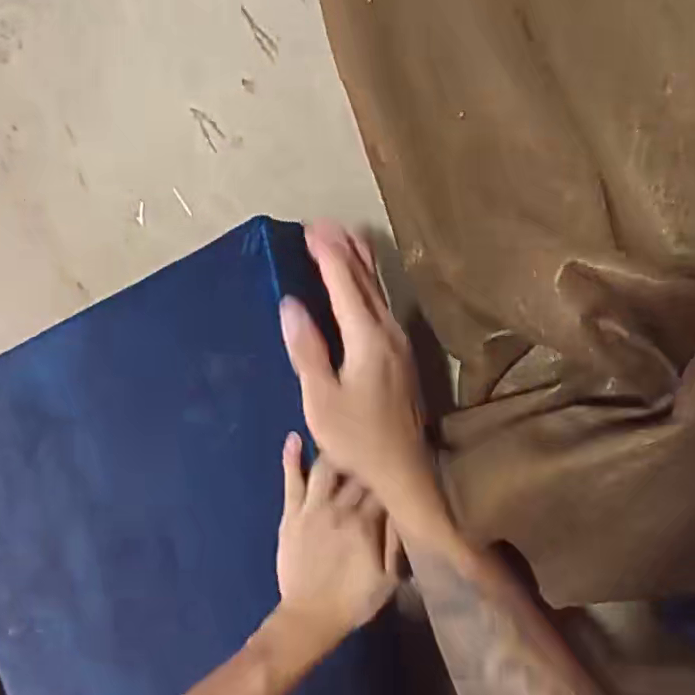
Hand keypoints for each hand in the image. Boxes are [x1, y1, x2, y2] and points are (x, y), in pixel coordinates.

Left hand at [273, 434, 399, 649]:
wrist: (309, 617)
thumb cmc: (353, 602)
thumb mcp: (389, 578)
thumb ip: (396, 543)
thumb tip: (403, 513)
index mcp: (367, 524)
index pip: (385, 489)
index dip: (394, 475)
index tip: (401, 461)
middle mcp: (341, 509)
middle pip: (358, 474)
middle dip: (369, 458)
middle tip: (375, 441)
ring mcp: (312, 509)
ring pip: (326, 469)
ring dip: (335, 451)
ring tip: (342, 435)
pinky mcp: (291, 515)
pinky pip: (292, 480)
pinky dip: (292, 458)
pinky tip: (293, 438)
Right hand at [281, 221, 452, 543]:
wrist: (403, 469)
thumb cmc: (356, 440)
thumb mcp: (321, 400)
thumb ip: (307, 351)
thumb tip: (291, 305)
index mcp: (367, 339)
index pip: (345, 284)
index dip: (327, 255)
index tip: (310, 228)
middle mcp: (388, 334)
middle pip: (366, 281)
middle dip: (345, 250)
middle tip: (324, 225)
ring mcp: (400, 346)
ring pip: (379, 293)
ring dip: (360, 265)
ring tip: (347, 241)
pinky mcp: (402, 360)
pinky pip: (383, 309)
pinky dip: (368, 289)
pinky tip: (364, 293)